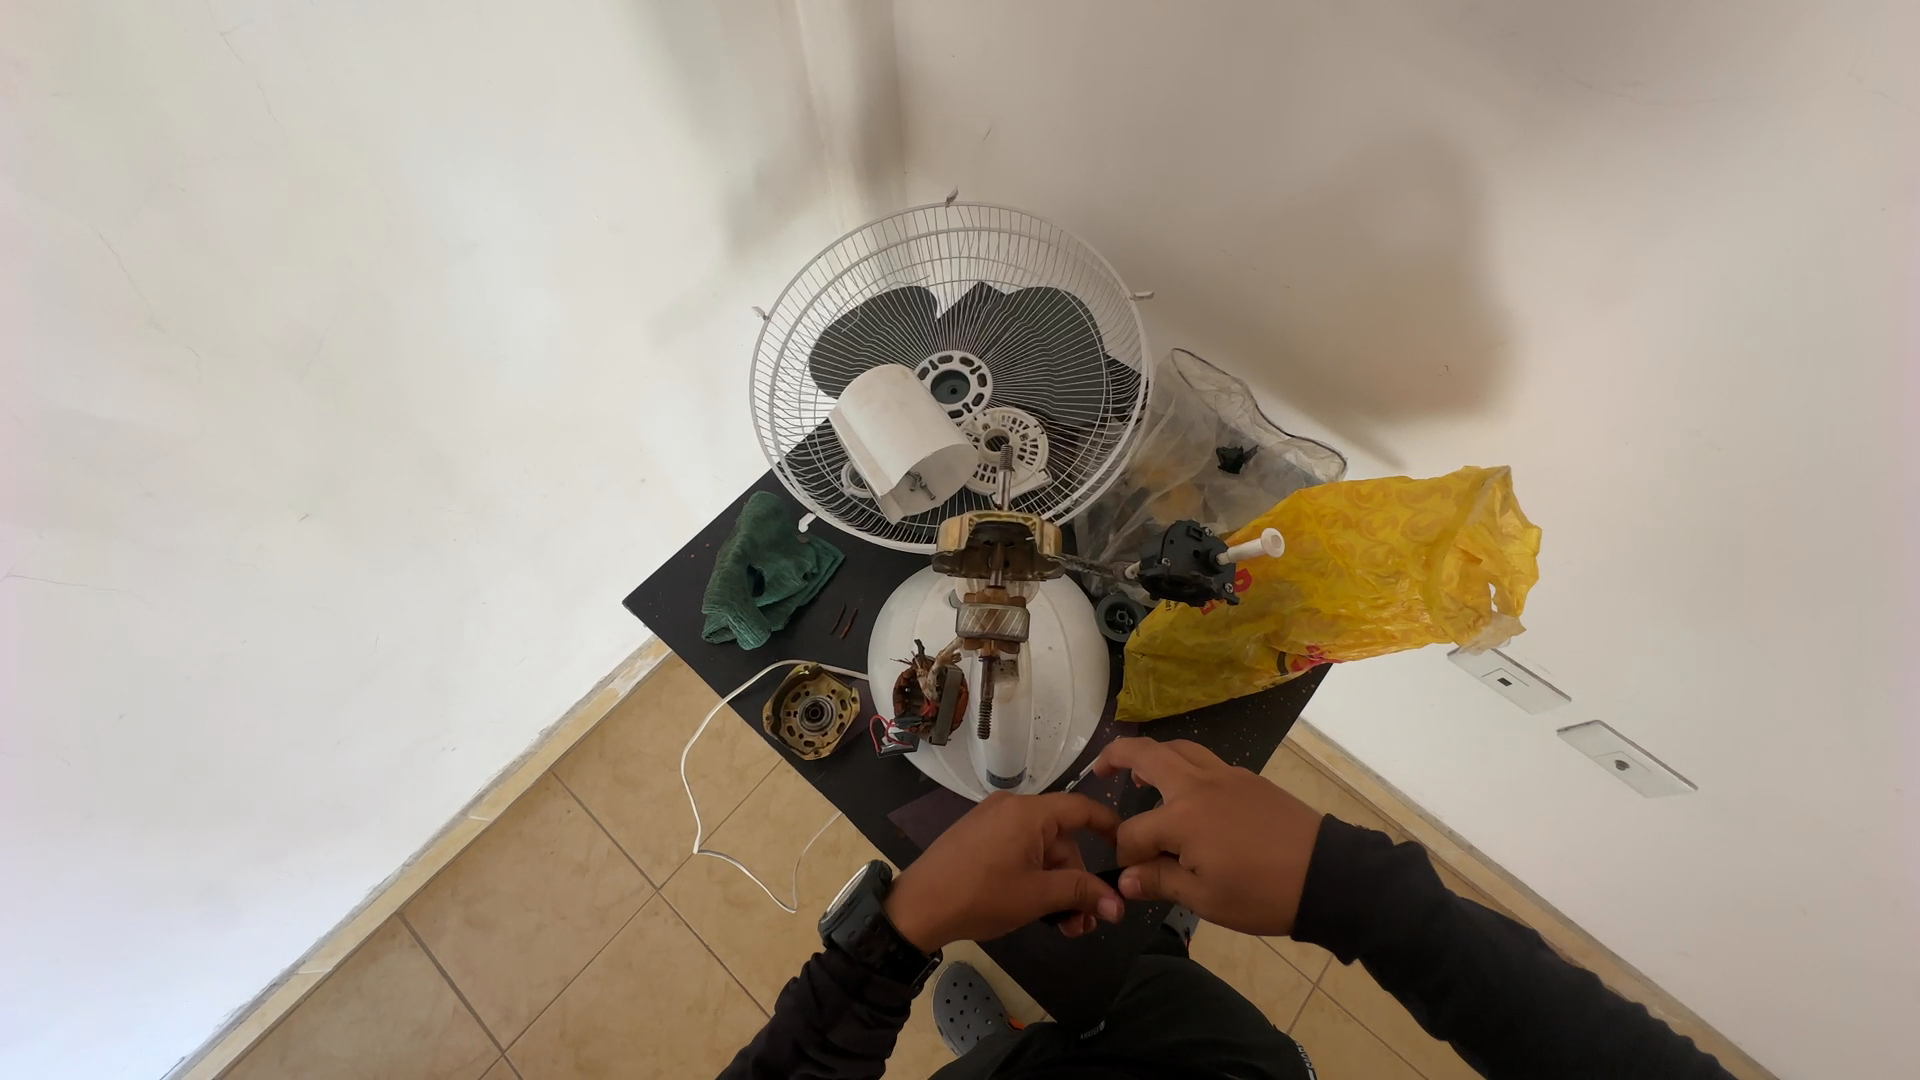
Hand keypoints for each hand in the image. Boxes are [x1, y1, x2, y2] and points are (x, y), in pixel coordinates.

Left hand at [883, 792, 1126, 950]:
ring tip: (1062, 926)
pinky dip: (1033, 875)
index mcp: (1029, 811)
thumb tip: (1118, 904)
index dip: (1109, 825)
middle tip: (1083, 923)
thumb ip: (1080, 894)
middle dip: (1076, 880)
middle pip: (1061, 838)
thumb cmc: (982, 895)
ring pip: (1040, 848)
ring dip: (1055, 884)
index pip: (1082, 808)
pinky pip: (1018, 849)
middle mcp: (1012, 806)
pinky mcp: (979, 834)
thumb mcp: (1037, 896)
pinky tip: (1036, 907)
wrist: (919, 905)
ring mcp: (993, 819)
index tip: (1129, 848)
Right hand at [1095, 737, 1325, 936]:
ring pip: (1178, 747)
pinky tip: (1189, 790)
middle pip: (1146, 755)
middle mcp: (1196, 785)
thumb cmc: (1262, 893)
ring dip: (1153, 754)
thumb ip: (1160, 882)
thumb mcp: (1206, 900)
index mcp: (1182, 817)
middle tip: (1100, 768)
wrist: (1328, 875)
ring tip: (1141, 772)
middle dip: (1116, 756)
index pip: (1134, 832)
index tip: (1131, 875)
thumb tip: (1125, 879)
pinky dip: (1184, 764)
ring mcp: (1224, 775)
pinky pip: (1205, 759)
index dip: (1126, 855)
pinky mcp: (1246, 777)